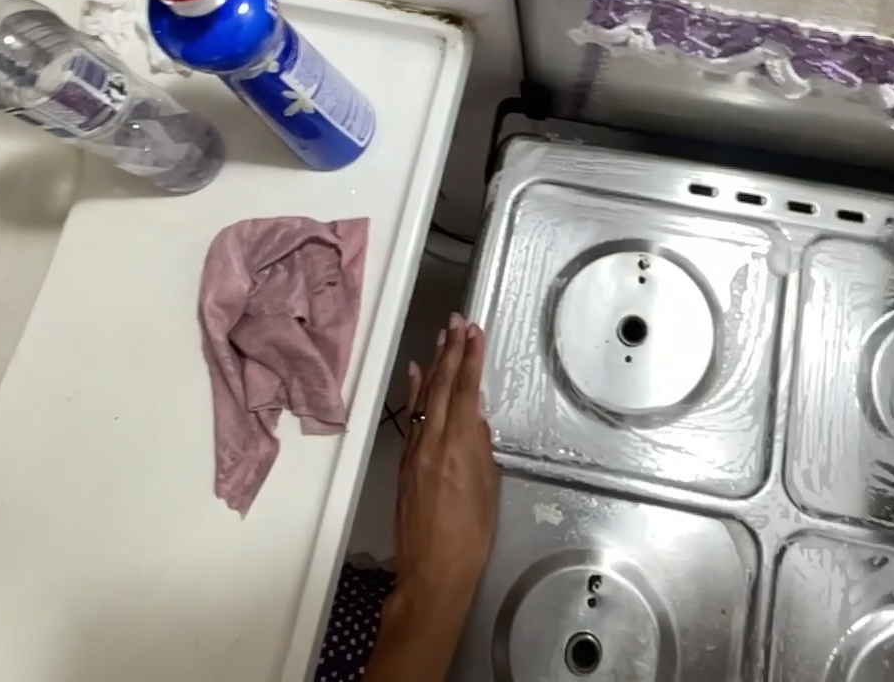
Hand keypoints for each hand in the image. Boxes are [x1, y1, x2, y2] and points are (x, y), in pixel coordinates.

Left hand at [393, 313, 498, 609]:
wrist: (432, 572)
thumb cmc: (470, 536)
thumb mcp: (488, 486)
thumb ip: (479, 446)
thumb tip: (474, 417)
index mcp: (458, 446)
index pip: (465, 390)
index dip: (470, 358)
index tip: (474, 332)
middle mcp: (433, 441)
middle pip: (442, 385)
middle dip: (451, 350)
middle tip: (457, 322)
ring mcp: (415, 450)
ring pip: (425, 396)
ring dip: (434, 364)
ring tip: (442, 337)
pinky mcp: (406, 462)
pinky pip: (411, 416)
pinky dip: (414, 391)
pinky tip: (415, 372)